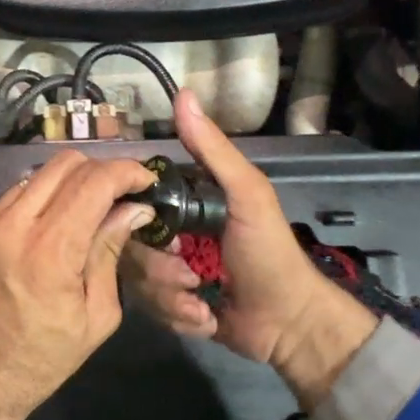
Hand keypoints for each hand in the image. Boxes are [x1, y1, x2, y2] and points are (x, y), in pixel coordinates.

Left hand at [0, 151, 156, 419]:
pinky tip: (59, 219)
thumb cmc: (42, 360)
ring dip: (73, 180)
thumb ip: (110, 253)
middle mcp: (14, 224)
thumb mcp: (95, 317)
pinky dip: (46, 194)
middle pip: (66, 164)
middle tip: (124, 191)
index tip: (147, 179)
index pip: (93, 183)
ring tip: (94, 204)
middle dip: (101, 170)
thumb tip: (134, 209)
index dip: (126, 172)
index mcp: (49, 252)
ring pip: (40, 172)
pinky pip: (18, 191)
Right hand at [121, 91, 378, 409]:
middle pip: (130, 245)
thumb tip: (184, 94)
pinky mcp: (172, 307)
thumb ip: (212, 149)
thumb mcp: (246, 194)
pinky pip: (151, 309)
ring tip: (202, 302)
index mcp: (183, 201)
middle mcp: (169, 232)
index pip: (133, 200)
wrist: (290, 325)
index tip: (155, 231)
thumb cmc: (269, 252)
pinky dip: (180, 317)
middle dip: (158, 269)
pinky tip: (206, 318)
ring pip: (137, 280)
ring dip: (172, 296)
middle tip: (190, 275)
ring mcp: (168, 271)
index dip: (134, 217)